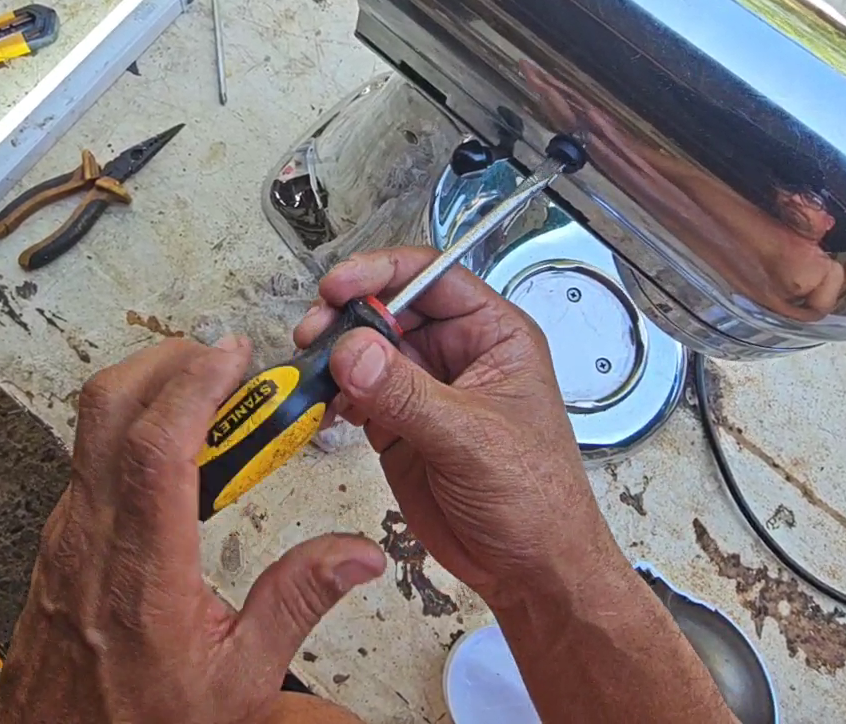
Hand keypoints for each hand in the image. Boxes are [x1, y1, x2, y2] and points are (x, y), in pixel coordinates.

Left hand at [0, 337, 385, 723]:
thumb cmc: (138, 722)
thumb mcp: (239, 683)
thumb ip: (297, 604)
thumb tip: (357, 552)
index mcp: (142, 571)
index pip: (157, 448)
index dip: (197, 386)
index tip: (235, 357)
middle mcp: (94, 531)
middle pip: (111, 405)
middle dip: (170, 360)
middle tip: (224, 362)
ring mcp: (71, 523)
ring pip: (96, 418)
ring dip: (152, 382)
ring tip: (210, 392)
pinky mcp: (66, 524)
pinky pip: (95, 444)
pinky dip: (137, 415)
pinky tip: (179, 440)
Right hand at [294, 248, 615, 613]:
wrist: (529, 572)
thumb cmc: (534, 498)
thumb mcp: (471, 438)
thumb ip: (408, 393)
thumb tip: (352, 350)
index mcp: (490, 333)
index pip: (431, 277)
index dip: (382, 273)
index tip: (339, 286)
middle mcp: (453, 351)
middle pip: (388, 308)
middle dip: (347, 315)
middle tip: (314, 331)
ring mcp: (422, 385)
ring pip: (365, 348)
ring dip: (334, 355)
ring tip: (312, 369)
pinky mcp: (396, 420)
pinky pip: (355, 391)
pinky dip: (334, 394)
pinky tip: (325, 406)